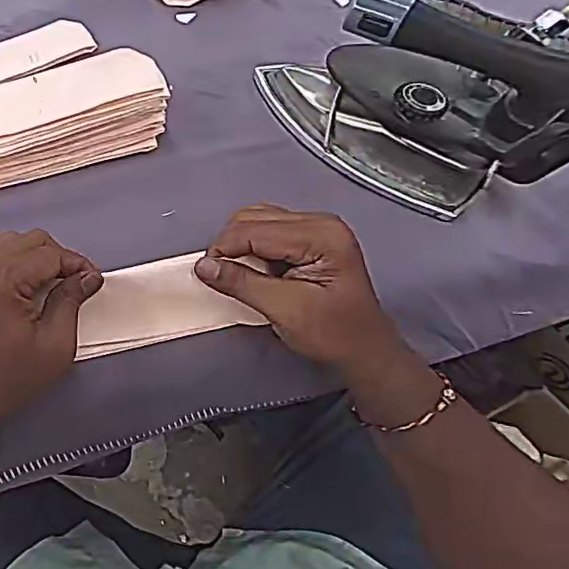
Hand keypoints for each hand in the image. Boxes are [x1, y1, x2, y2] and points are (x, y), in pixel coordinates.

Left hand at [0, 230, 102, 457]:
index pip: (49, 254)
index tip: (92, 280)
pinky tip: (20, 283)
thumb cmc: (11, 378)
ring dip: (33, 255)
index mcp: (2, 279)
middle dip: (57, 256)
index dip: (77, 264)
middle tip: (74, 282)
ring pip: (8, 242)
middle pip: (29, 240)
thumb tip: (88, 276)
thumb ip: (71, 301)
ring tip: (50, 283)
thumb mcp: (55, 345)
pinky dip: (9, 260)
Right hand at [194, 206, 439, 425]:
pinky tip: (256, 272)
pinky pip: (267, 232)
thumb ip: (242, 284)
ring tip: (240, 277)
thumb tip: (204, 266)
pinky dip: (252, 249)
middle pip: (254, 218)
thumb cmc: (334, 333)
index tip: (206, 274)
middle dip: (231, 246)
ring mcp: (316, 228)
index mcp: (321, 234)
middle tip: (222, 278)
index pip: (256, 229)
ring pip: (257, 221)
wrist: (364, 349)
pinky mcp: (309, 238)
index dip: (225, 249)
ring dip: (240, 247)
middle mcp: (320, 222)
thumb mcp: (285, 310)